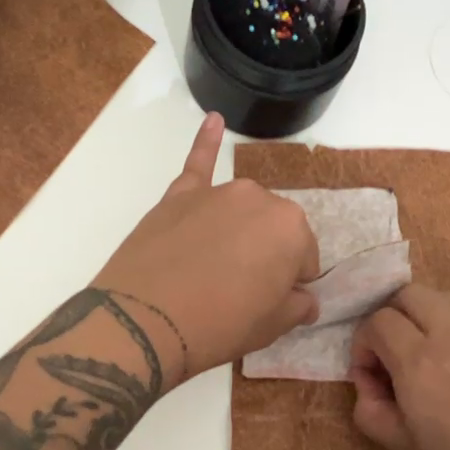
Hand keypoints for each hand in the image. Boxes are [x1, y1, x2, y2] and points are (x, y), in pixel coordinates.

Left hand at [92, 114, 319, 383]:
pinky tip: (214, 121)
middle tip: (240, 292)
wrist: (144, 321)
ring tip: (215, 265)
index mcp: (291, 228)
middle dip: (264, 255)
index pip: (303, 259)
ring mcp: (215, 193)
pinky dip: (207, 142)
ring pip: (240, 210)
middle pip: (271, 230)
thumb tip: (305, 300)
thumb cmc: (220, 325)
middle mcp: (258, 198)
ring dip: (238, 229)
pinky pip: (199, 163)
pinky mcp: (178, 196)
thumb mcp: (271, 327)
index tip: (271, 303)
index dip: (290, 284)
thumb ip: (296, 307)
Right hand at [349, 284, 449, 449]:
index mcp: (420, 363)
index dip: (364, 345)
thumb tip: (369, 384)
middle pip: (409, 294)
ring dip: (427, 316)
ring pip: (447, 297)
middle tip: (395, 355)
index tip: (372, 375)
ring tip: (433, 355)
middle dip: (392, 318)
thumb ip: (372, 411)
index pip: (377, 321)